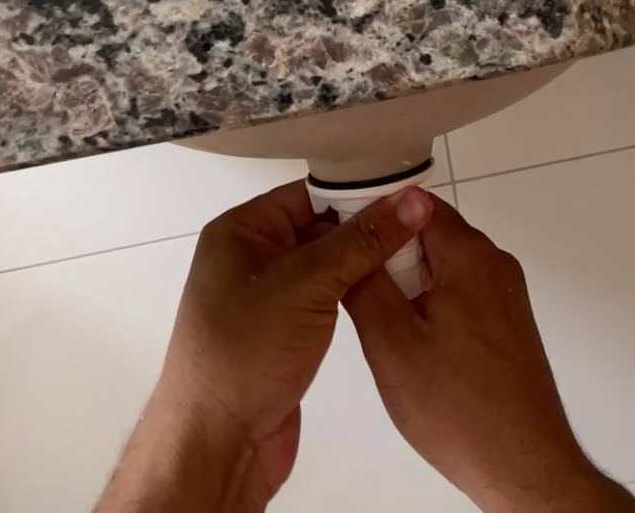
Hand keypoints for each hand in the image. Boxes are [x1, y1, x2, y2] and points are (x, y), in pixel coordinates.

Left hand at [97, 180, 434, 512]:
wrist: (217, 443)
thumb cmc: (244, 351)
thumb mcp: (306, 282)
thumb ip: (361, 240)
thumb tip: (410, 201)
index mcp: (239, 231)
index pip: (305, 194)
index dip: (351, 191)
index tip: (402, 191)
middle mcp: (249, 257)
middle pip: (316, 226)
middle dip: (361, 226)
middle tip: (416, 223)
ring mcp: (266, 297)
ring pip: (323, 263)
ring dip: (359, 261)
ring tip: (410, 252)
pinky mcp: (283, 330)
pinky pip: (323, 296)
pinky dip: (351, 291)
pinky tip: (383, 290)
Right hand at [341, 195, 634, 512]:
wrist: (525, 471)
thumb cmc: (460, 411)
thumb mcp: (390, 342)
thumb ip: (364, 281)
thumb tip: (350, 241)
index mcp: (470, 256)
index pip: (413, 203)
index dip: (374, 214)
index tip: (347, 238)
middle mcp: (494, 264)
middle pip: (428, 232)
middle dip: (391, 256)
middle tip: (365, 294)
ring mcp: (505, 294)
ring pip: (443, 264)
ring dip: (410, 283)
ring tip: (389, 326)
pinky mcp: (508, 322)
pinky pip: (461, 291)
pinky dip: (433, 304)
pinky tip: (419, 346)